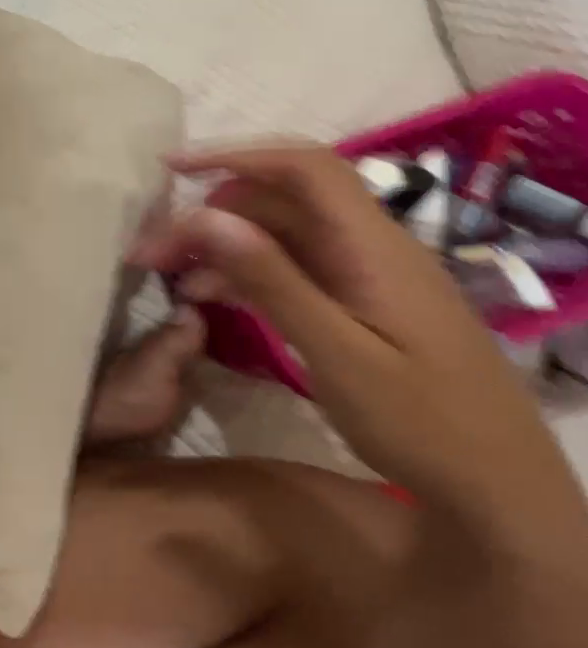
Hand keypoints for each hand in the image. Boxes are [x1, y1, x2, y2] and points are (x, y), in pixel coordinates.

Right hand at [132, 144, 586, 542]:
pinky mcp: (356, 304)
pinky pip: (288, 267)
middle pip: (279, 201)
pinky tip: (204, 298)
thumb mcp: (337, 354)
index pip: (305, 168)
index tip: (168, 171)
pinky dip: (239, 272)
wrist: (499, 492)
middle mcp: (371, 250)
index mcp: (376, 250)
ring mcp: (364, 277)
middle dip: (208, 212)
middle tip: (150, 251)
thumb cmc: (423, 424)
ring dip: (217, 244)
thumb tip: (205, 214)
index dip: (235, 155)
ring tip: (165, 276)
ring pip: (276, 233)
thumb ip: (272, 280)